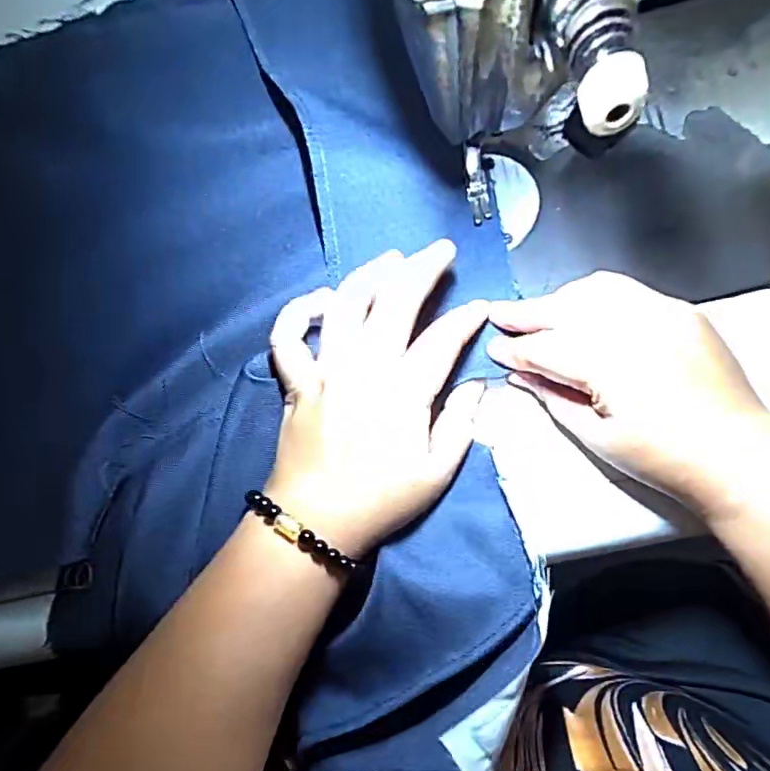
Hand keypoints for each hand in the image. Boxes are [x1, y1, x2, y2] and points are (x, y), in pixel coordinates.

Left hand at [263, 241, 488, 557]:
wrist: (318, 519)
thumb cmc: (383, 500)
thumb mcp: (436, 473)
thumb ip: (460, 425)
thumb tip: (476, 386)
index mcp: (405, 392)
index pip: (442, 339)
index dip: (465, 318)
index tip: (482, 307)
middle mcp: (365, 368)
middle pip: (395, 302)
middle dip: (422, 269)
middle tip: (441, 251)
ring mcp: (326, 371)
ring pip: (345, 304)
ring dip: (369, 274)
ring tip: (391, 258)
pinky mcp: (297, 382)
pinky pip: (288, 336)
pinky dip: (299, 311)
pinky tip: (320, 299)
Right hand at [487, 271, 769, 520]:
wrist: (736, 452)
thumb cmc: (665, 459)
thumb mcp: (599, 438)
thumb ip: (555, 399)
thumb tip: (524, 377)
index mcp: (610, 363)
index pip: (549, 347)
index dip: (518, 350)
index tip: (496, 350)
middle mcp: (635, 325)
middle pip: (568, 308)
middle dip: (530, 312)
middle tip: (500, 315)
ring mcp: (663, 312)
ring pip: (598, 289)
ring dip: (563, 299)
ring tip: (540, 312)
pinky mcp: (682, 311)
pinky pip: (630, 292)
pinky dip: (600, 298)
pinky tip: (586, 311)